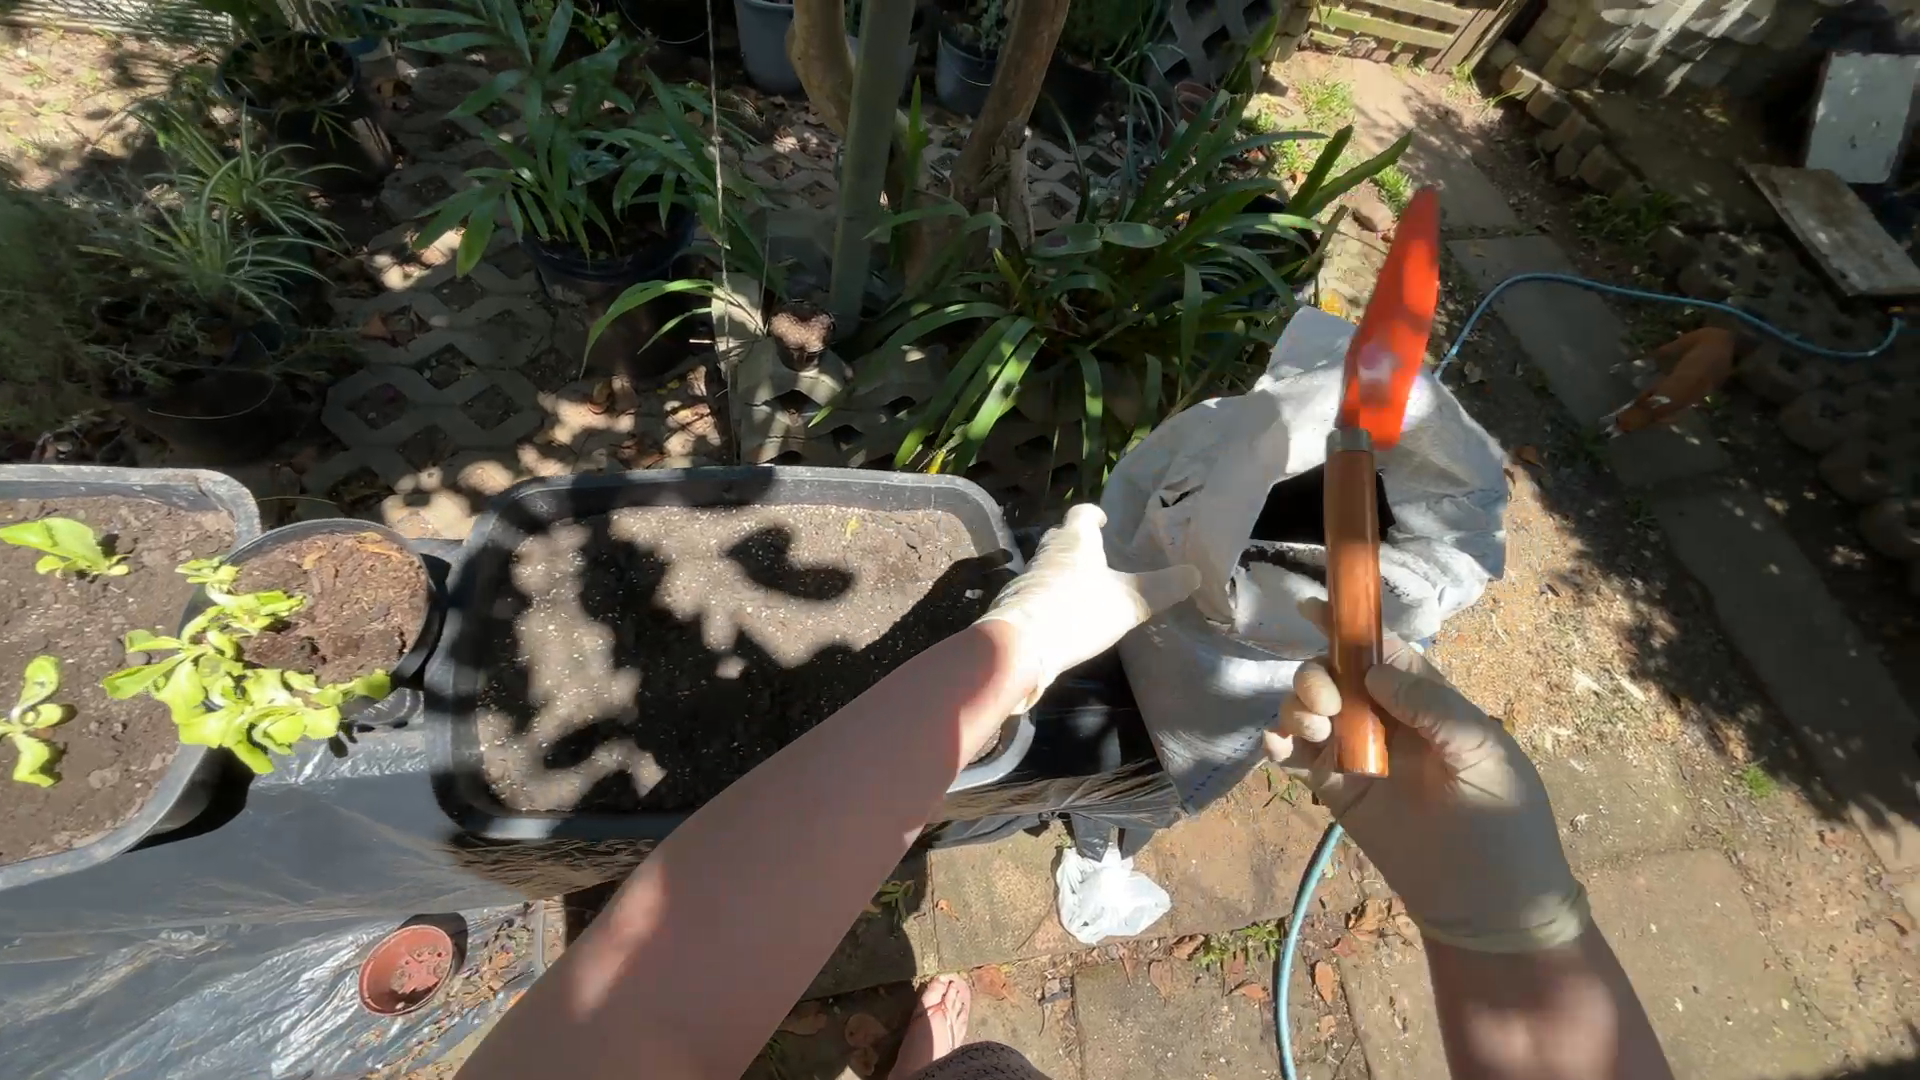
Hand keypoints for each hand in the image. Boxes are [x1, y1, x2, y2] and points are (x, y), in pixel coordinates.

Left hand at [977, 504, 1199, 709]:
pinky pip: (1038, 590)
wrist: (1021, 644)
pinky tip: (1063, 612)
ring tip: (1084, 583)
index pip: (1081, 514)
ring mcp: (1028, 577)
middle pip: (1061, 537)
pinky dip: (1051, 594)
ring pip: (1048, 564)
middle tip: (1097, 551)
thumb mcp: (1129, 601)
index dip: (1093, 514)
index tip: (1102, 518)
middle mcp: (1048, 552)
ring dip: (1063, 568)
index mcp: (1075, 541)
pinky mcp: (1017, 603)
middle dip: (1077, 541)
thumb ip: (1162, 588)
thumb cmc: (1078, 611)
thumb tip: (1195, 574)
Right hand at [1265, 600, 1588, 952]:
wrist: (1487, 907)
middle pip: (1332, 675)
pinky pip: (1293, 753)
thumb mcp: (1486, 757)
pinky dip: (1276, 741)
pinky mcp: (1330, 786)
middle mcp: (1382, 719)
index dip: (1349, 628)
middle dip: (1316, 676)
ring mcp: (1352, 752)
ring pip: (1306, 708)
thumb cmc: (1503, 825)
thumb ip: (1434, 707)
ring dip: (1296, 706)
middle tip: (1326, 704)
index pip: (1381, 652)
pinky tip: (1277, 746)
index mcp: (1424, 703)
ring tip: (1312, 730)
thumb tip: (1373, 671)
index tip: (1314, 607)